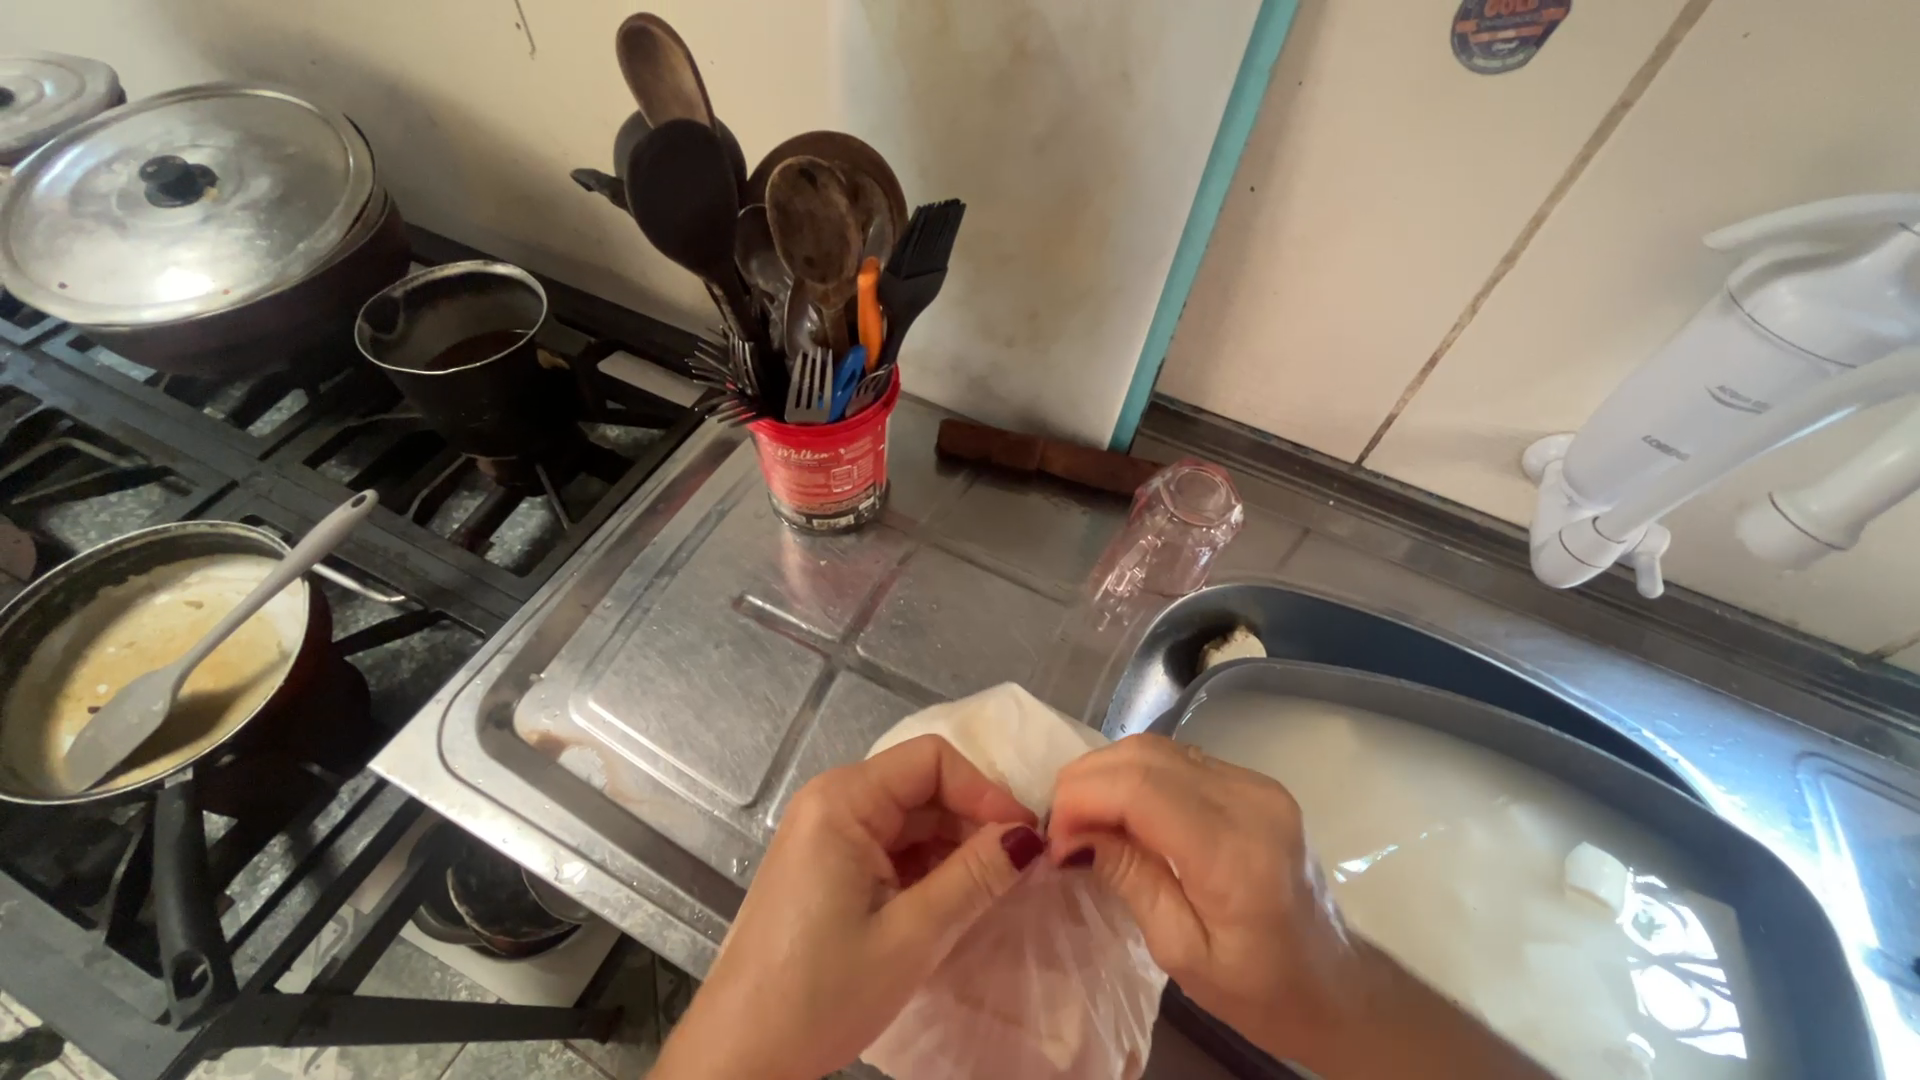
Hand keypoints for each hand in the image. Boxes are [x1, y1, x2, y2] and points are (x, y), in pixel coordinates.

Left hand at [652, 734, 1043, 1079]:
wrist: (740, 1059)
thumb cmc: (821, 993)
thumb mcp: (912, 935)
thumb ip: (975, 877)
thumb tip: (1030, 836)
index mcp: (844, 799)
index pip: (932, 760)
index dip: (984, 790)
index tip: (1025, 838)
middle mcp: (833, 801)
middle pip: (922, 786)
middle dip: (974, 822)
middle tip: (1020, 870)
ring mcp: (828, 834)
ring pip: (912, 819)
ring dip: (955, 849)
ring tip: (992, 892)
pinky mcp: (829, 866)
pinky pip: (893, 846)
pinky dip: (929, 868)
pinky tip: (954, 903)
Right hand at [1047, 735, 1548, 1078]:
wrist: (1337, 988)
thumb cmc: (1260, 992)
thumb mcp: (1181, 953)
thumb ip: (1129, 879)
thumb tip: (1074, 832)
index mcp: (1235, 852)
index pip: (1139, 788)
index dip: (1082, 799)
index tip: (1055, 839)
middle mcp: (1250, 800)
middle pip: (1143, 755)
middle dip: (1086, 781)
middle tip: (1062, 829)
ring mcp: (1257, 784)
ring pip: (1156, 747)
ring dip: (1108, 773)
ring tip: (1085, 819)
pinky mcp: (1255, 783)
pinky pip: (1178, 758)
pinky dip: (1136, 775)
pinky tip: (1122, 810)